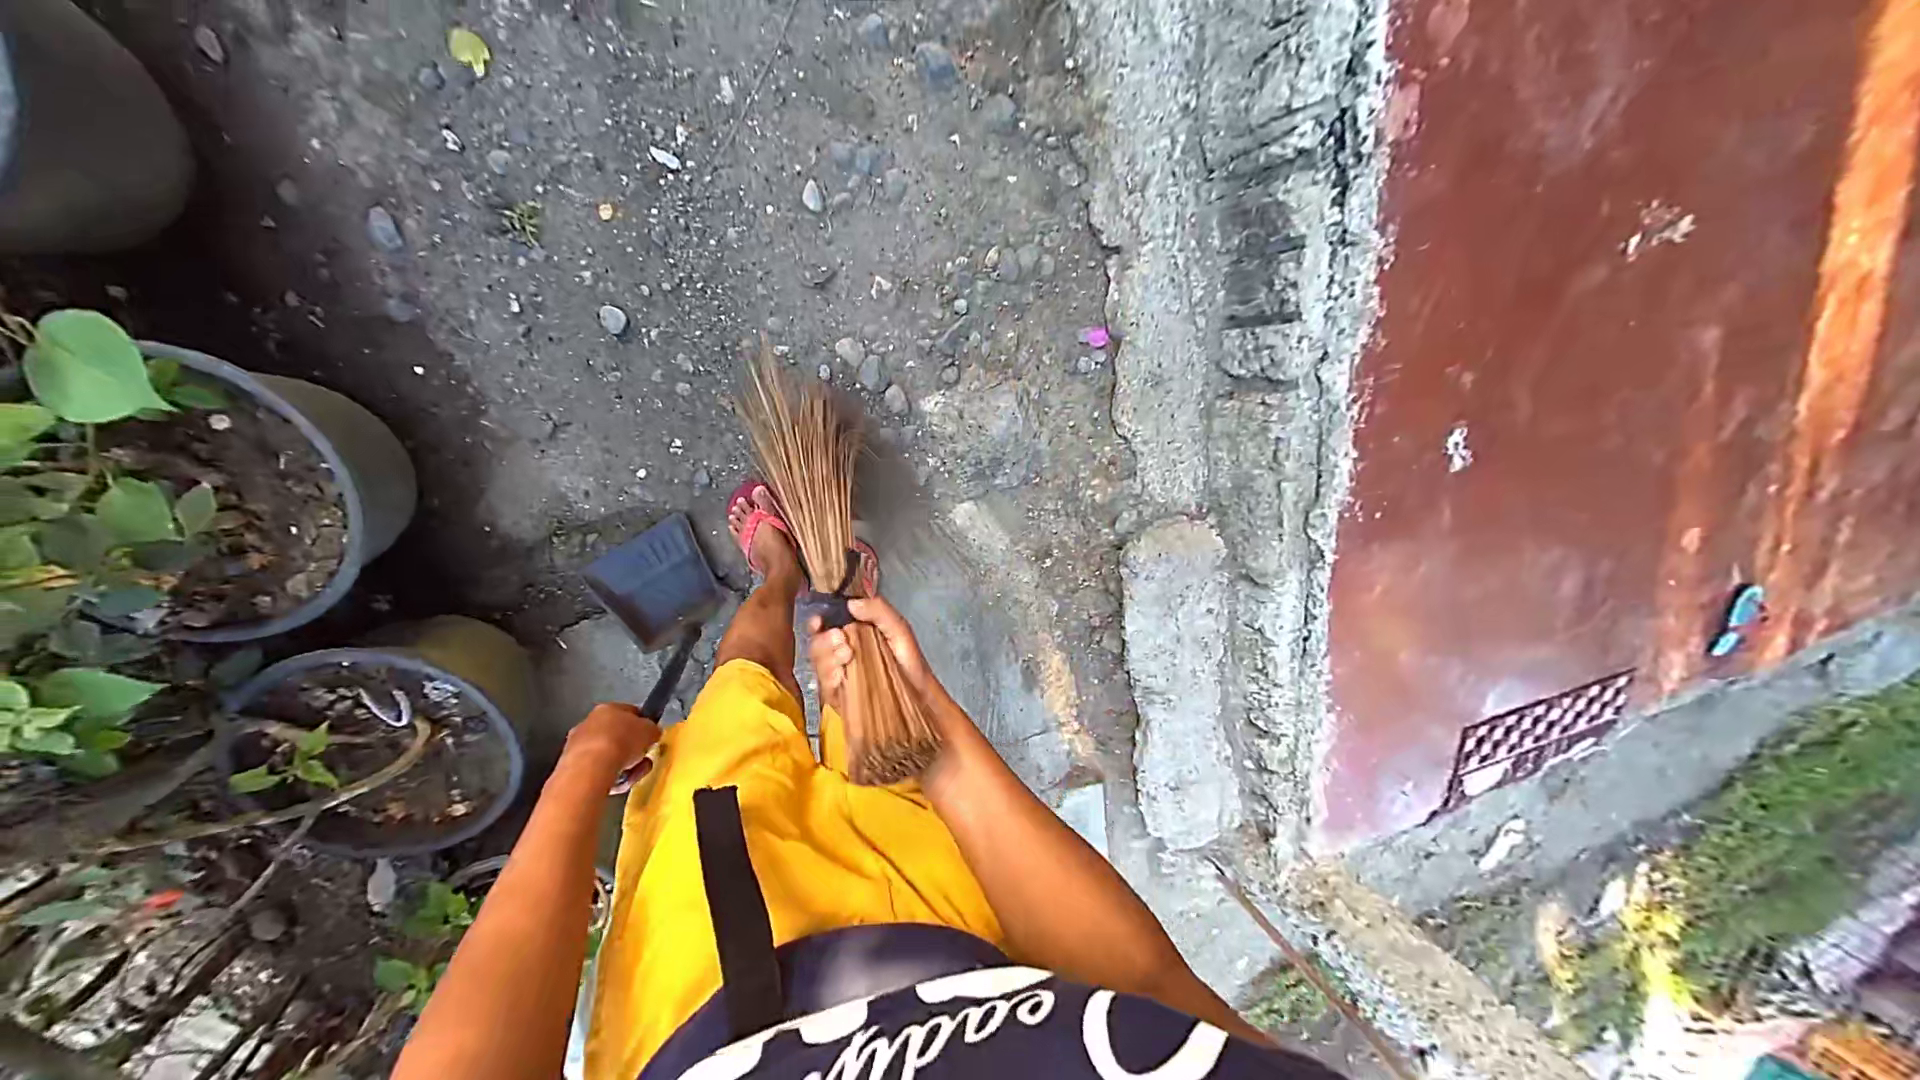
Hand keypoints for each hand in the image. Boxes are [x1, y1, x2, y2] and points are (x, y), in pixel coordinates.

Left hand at [564, 702, 660, 774]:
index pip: (630, 713)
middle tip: (641, 761)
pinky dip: (606, 776)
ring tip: (629, 776)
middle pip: (617, 736)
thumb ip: (652, 730)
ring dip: (620, 765)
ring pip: (606, 755)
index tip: (649, 739)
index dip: (643, 726)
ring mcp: (576, 744)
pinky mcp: (569, 765)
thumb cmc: (622, 742)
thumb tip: (651, 734)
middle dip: (630, 749)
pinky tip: (614, 784)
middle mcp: (588, 722)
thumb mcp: (651, 731)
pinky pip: (595, 769)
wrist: (590, 769)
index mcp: (608, 708)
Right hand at [806, 596, 941, 708]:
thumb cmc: (908, 658)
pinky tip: (842, 674)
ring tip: (848, 655)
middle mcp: (839, 652)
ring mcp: (838, 674)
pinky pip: (825, 685)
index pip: (823, 625)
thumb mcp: (898, 628)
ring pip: (817, 663)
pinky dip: (830, 677)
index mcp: (851, 633)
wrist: (919, 692)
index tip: (819, 621)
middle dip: (824, 640)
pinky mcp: (839, 695)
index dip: (816, 622)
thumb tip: (851, 603)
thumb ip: (879, 610)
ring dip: (828, 657)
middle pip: (815, 644)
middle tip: (843, 640)